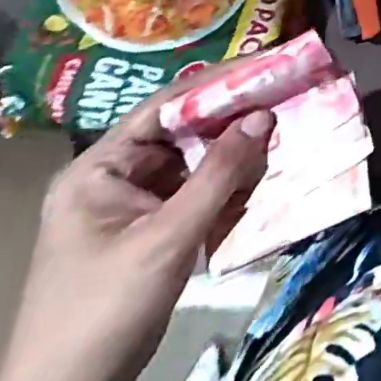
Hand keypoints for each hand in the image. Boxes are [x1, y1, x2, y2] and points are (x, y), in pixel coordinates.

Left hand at [0, 75, 273, 380]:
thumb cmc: (104, 311)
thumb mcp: (166, 239)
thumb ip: (218, 175)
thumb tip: (263, 115)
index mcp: (98, 168)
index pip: (162, 107)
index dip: (214, 85)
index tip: (263, 69)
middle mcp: (111, 179)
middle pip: (179, 135)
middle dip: (229, 123)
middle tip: (281, 102)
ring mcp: (128, 210)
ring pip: (189, 168)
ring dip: (231, 159)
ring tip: (280, 137)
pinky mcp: (145, 237)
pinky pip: (191, 199)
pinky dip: (223, 192)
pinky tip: (259, 184)